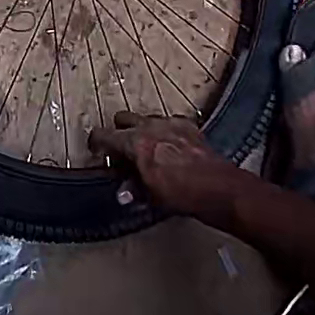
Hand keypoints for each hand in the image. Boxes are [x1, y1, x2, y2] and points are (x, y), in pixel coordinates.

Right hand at [88, 110, 256, 222]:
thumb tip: (123, 191)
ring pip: (146, 118)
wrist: (218, 188)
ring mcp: (170, 122)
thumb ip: (133, 188)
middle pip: (123, 118)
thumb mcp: (151, 195)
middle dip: (119, 131)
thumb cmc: (182, 193)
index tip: (95, 149)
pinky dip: (166, 132)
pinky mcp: (188, 125)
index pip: (104, 134)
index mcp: (134, 142)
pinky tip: (172, 148)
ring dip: (143, 131)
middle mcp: (149, 126)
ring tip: (149, 150)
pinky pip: (169, 122)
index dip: (96, 142)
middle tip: (123, 152)